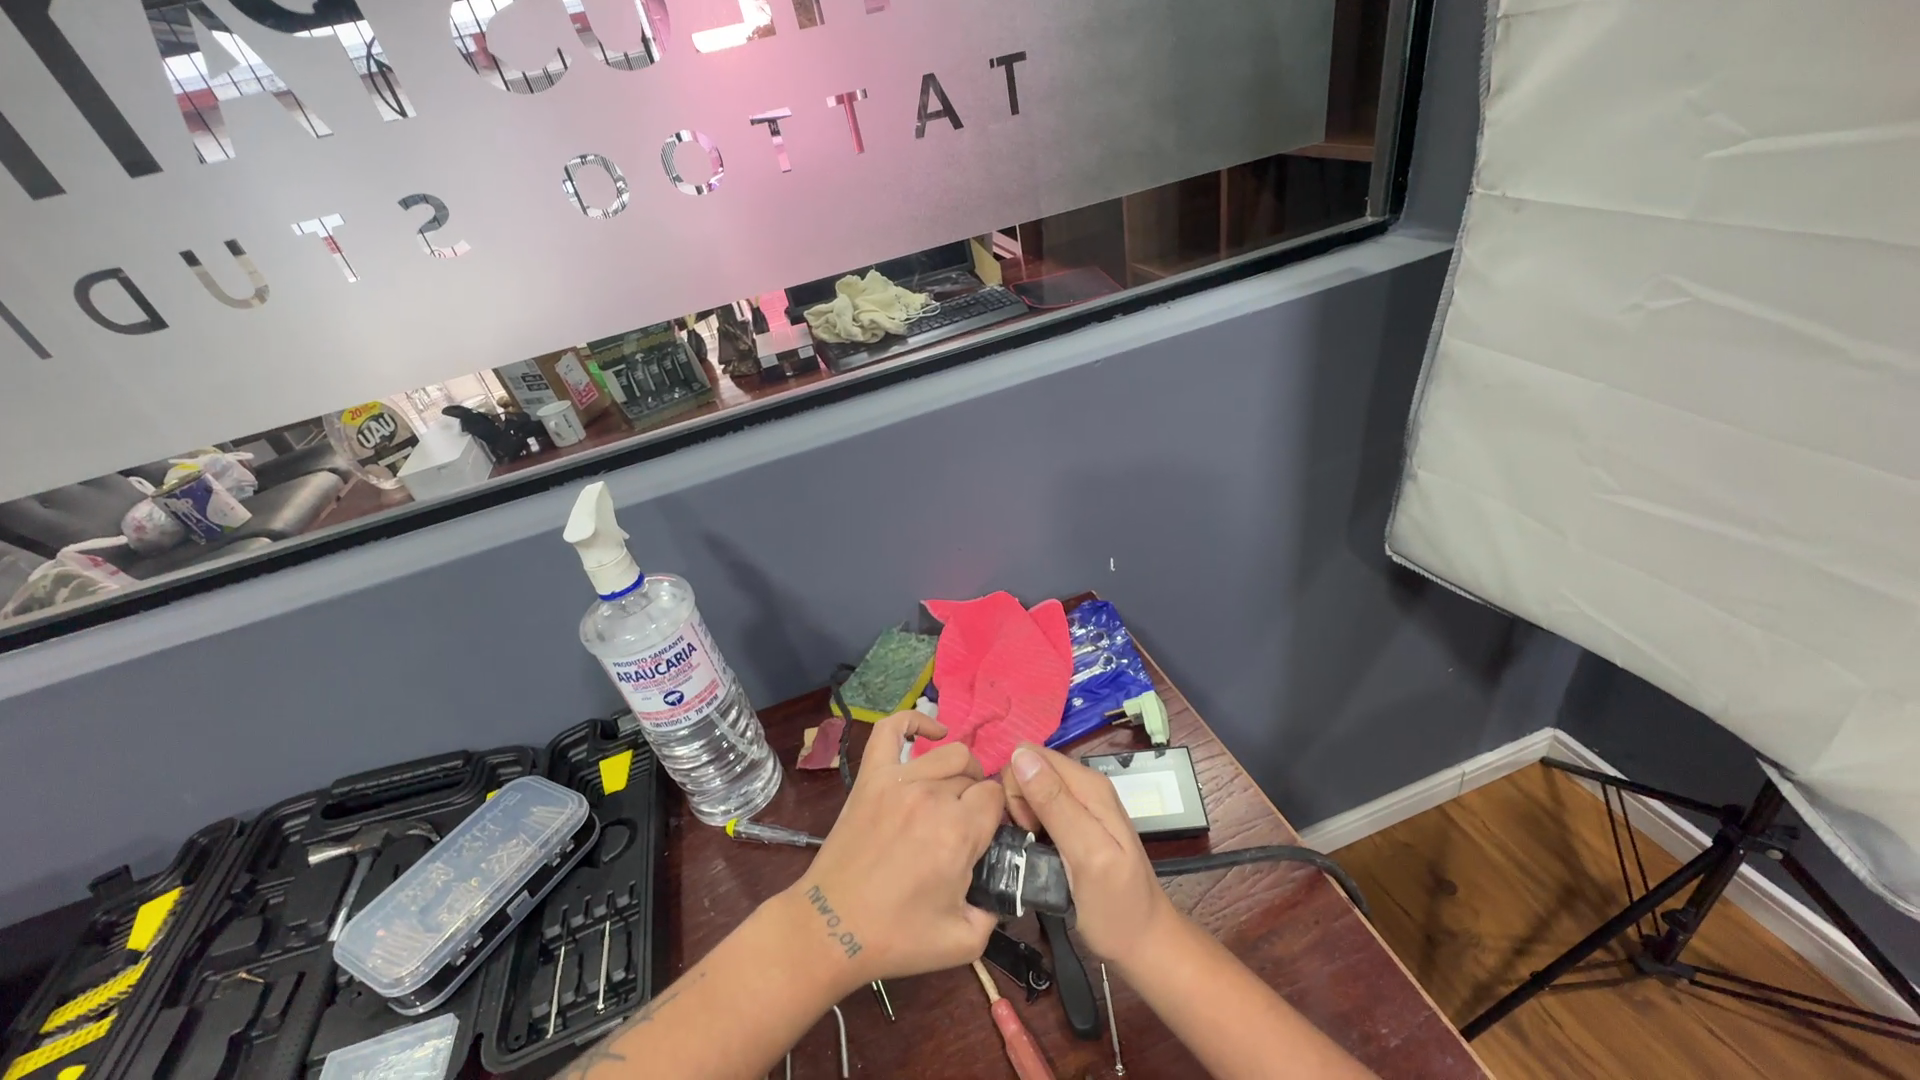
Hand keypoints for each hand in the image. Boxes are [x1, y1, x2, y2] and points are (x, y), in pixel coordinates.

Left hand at [782, 712, 1005, 992]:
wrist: (830, 928)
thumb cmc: (896, 937)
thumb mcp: (965, 940)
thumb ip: (998, 907)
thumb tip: (1007, 881)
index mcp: (959, 832)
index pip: (997, 798)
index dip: (998, 816)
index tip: (987, 837)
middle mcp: (932, 797)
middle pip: (974, 776)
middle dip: (980, 797)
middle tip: (968, 826)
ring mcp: (898, 781)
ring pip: (949, 753)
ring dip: (961, 770)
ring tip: (955, 793)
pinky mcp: (870, 778)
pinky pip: (893, 730)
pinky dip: (916, 721)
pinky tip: (933, 732)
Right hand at [1004, 743, 1175, 965]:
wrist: (1143, 941)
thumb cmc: (1116, 905)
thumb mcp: (1087, 855)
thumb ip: (1055, 803)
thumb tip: (1020, 754)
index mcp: (1088, 784)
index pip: (1030, 755)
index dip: (1019, 788)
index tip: (1029, 826)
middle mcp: (1083, 786)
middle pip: (1027, 769)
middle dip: (1018, 802)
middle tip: (1033, 840)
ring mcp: (1078, 805)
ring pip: (1028, 789)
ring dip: (1020, 817)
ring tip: (1037, 850)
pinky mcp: (1070, 824)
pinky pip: (1035, 809)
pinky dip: (1027, 827)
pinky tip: (1038, 852)